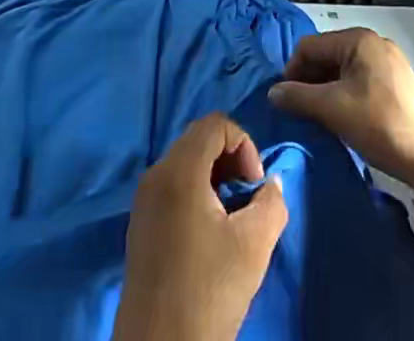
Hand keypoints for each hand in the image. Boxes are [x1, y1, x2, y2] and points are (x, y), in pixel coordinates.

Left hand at [113, 114, 287, 340]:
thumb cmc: (209, 290)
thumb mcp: (253, 245)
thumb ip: (270, 204)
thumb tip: (270, 184)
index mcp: (178, 169)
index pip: (214, 124)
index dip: (244, 144)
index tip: (255, 187)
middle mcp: (155, 173)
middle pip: (198, 140)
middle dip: (231, 161)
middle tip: (249, 202)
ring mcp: (144, 196)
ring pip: (186, 164)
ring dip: (216, 179)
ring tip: (235, 220)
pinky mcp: (142, 220)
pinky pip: (173, 186)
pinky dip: (198, 194)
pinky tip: (213, 234)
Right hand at [268, 28, 413, 191]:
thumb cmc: (383, 125)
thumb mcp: (332, 109)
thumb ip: (296, 96)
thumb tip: (272, 93)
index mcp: (358, 40)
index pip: (308, 47)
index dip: (292, 71)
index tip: (286, 100)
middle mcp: (374, 44)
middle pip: (325, 57)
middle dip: (309, 82)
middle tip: (300, 111)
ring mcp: (389, 64)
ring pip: (341, 72)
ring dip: (325, 92)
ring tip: (320, 118)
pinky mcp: (399, 86)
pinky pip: (359, 83)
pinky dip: (344, 98)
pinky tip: (344, 120)